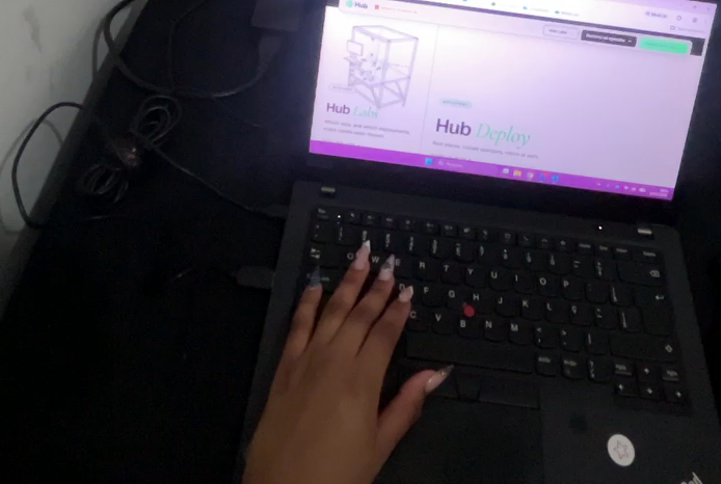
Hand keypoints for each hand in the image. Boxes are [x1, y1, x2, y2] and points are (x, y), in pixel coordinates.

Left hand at [243, 242, 449, 483]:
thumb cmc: (337, 475)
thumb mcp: (380, 445)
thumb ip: (407, 405)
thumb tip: (436, 374)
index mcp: (362, 379)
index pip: (385, 332)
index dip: (398, 309)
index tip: (408, 289)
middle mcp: (335, 360)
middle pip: (360, 314)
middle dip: (377, 286)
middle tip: (389, 263)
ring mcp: (307, 359)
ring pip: (331, 310)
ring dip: (347, 282)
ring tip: (359, 257)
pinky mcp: (284, 366)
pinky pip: (297, 324)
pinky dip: (307, 301)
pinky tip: (315, 284)